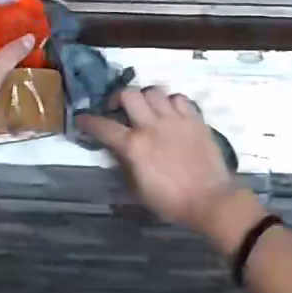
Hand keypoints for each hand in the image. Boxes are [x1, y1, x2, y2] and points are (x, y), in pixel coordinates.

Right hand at [79, 87, 253, 241]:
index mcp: (135, 146)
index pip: (104, 127)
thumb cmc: (170, 201)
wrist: (208, 199)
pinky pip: (180, 98)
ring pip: (155, 91)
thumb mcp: (137, 188)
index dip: (89, 121)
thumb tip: (117, 149)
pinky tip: (171, 113)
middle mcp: (153, 125)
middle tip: (119, 109)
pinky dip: (171, 102)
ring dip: (146, 98)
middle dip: (119, 98)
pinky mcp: (195, 118)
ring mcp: (176, 119)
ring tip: (147, 108)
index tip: (82, 119)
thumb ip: (125, 163)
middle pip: (130, 95)